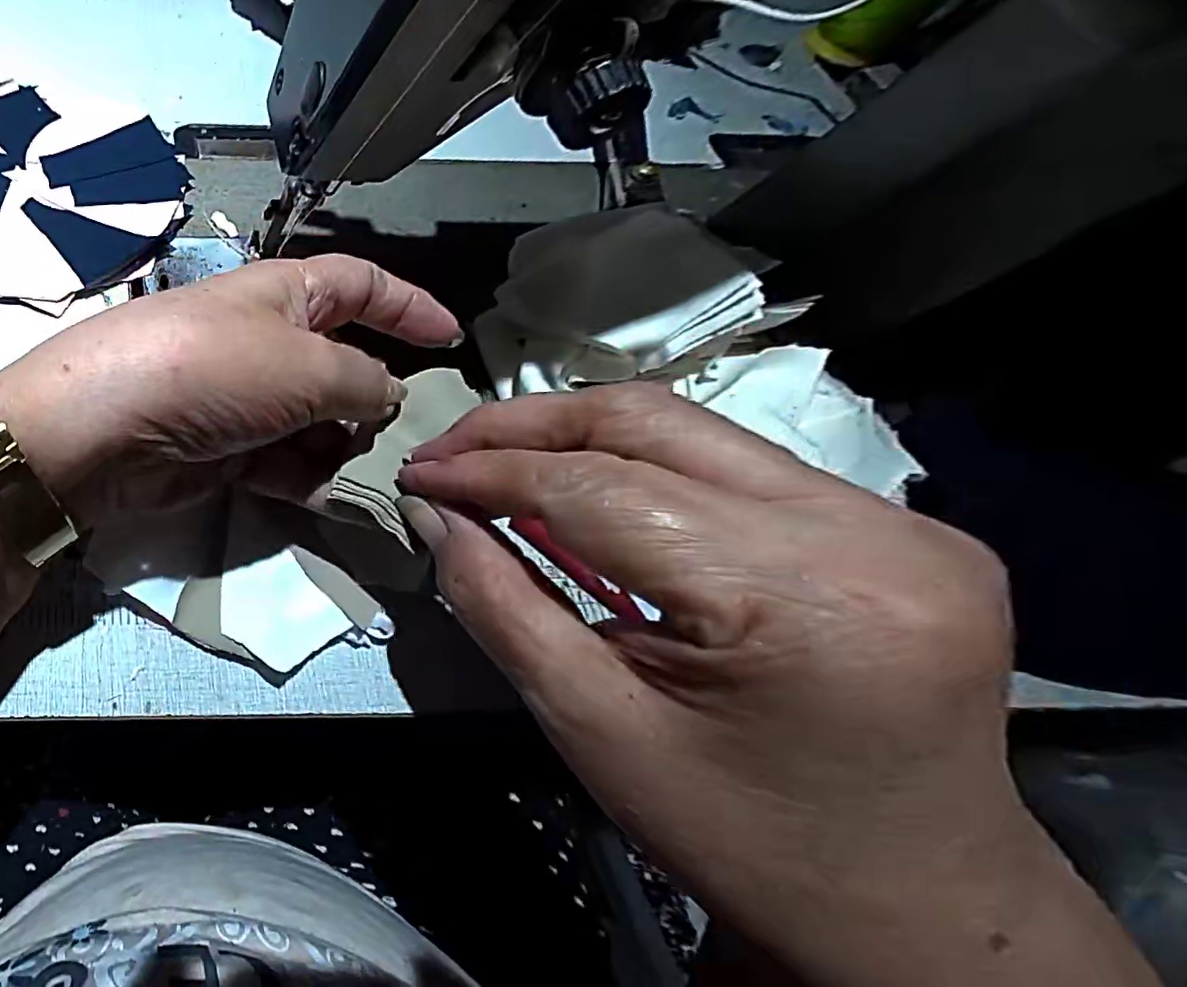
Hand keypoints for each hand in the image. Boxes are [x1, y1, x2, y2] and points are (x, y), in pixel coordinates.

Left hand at [0, 255, 460, 525]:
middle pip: (345, 366)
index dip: (410, 308)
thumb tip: (389, 397)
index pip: (363, 286)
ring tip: (365, 472)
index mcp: (287, 294)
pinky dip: (309, 478)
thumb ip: (364, 380)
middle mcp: (269, 342)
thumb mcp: (306, 363)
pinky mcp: (229, 450)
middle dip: (378, 399)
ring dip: (345, 448)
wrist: (106, 430)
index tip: (452, 339)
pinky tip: (328, 495)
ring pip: (320, 423)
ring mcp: (248, 399)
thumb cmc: (212, 369)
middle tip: (407, 437)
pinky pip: (287, 462)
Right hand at [396, 384, 1156, 985]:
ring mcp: (892, 519)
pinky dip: (627, 465)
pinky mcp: (886, 524)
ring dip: (569, 437)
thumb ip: (497, 602)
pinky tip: (571, 491)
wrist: (913, 910)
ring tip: (489, 463)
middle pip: (648, 421)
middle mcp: (867, 530)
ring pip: (684, 428)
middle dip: (523, 427)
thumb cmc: (739, 838)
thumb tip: (434, 514)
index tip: (418, 475)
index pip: (600, 488)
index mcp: (800, 598)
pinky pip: (721, 463)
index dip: (490, 471)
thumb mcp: (589, 723)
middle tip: (445, 453)